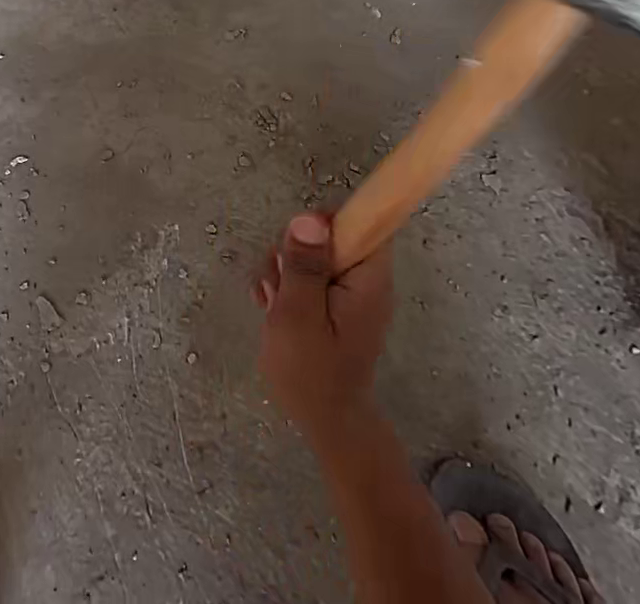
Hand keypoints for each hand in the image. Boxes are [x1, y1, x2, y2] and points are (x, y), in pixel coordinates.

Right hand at [253, 213, 393, 446]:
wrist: (325, 422)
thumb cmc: (311, 371)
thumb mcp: (298, 315)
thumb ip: (303, 266)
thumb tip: (309, 218)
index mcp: (368, 279)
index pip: (363, 223)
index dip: (327, 221)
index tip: (296, 242)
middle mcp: (364, 280)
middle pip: (330, 237)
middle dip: (295, 251)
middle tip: (278, 282)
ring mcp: (349, 293)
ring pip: (313, 257)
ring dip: (284, 271)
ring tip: (271, 301)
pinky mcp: (333, 306)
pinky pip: (309, 278)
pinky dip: (287, 287)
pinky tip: (271, 307)